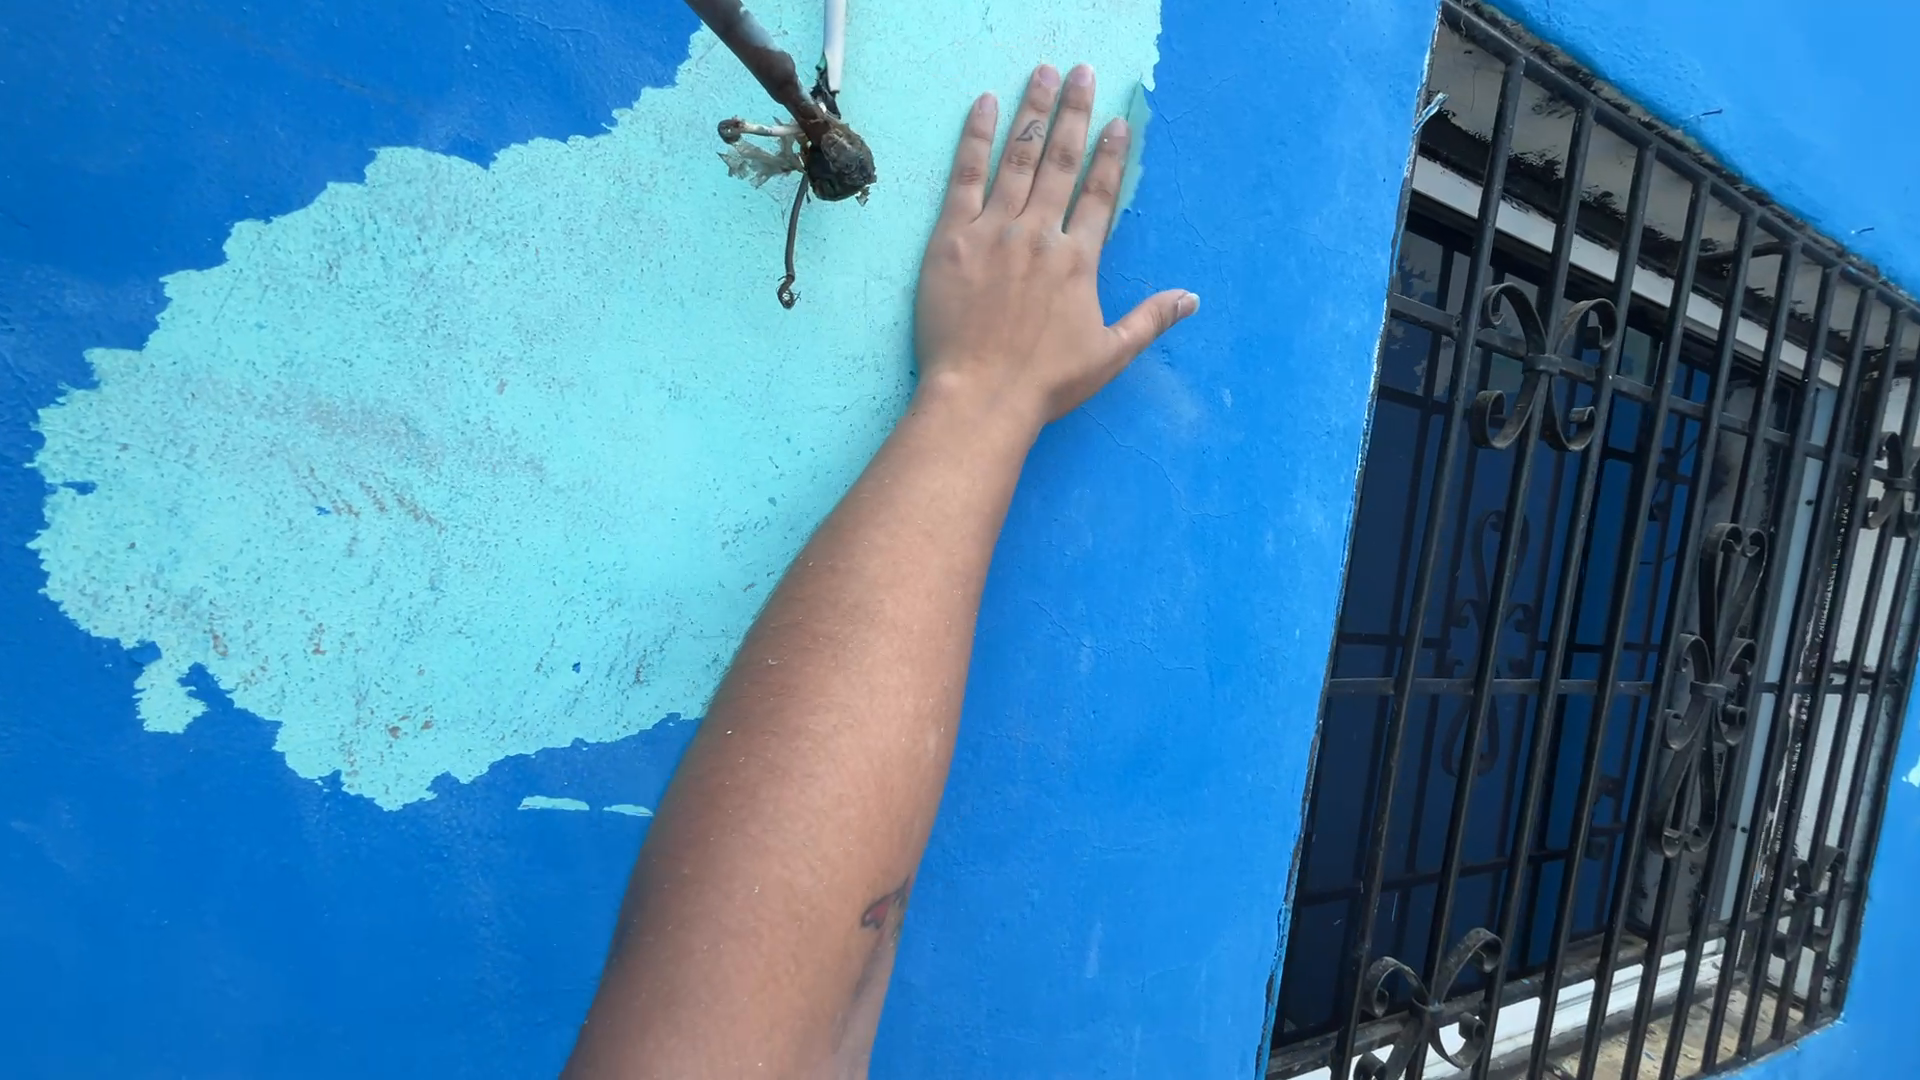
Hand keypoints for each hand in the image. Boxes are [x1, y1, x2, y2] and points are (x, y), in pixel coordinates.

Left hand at [913, 63, 1198, 430]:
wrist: (981, 395)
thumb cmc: (1045, 383)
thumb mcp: (1109, 356)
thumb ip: (1150, 321)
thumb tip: (1192, 299)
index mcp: (1078, 260)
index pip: (1098, 195)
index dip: (1110, 157)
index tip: (1117, 124)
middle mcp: (1041, 234)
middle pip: (1060, 162)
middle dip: (1073, 114)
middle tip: (1080, 72)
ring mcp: (995, 232)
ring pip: (1017, 160)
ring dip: (1032, 113)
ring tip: (1041, 74)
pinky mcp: (953, 239)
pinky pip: (965, 177)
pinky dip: (976, 139)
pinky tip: (985, 105)